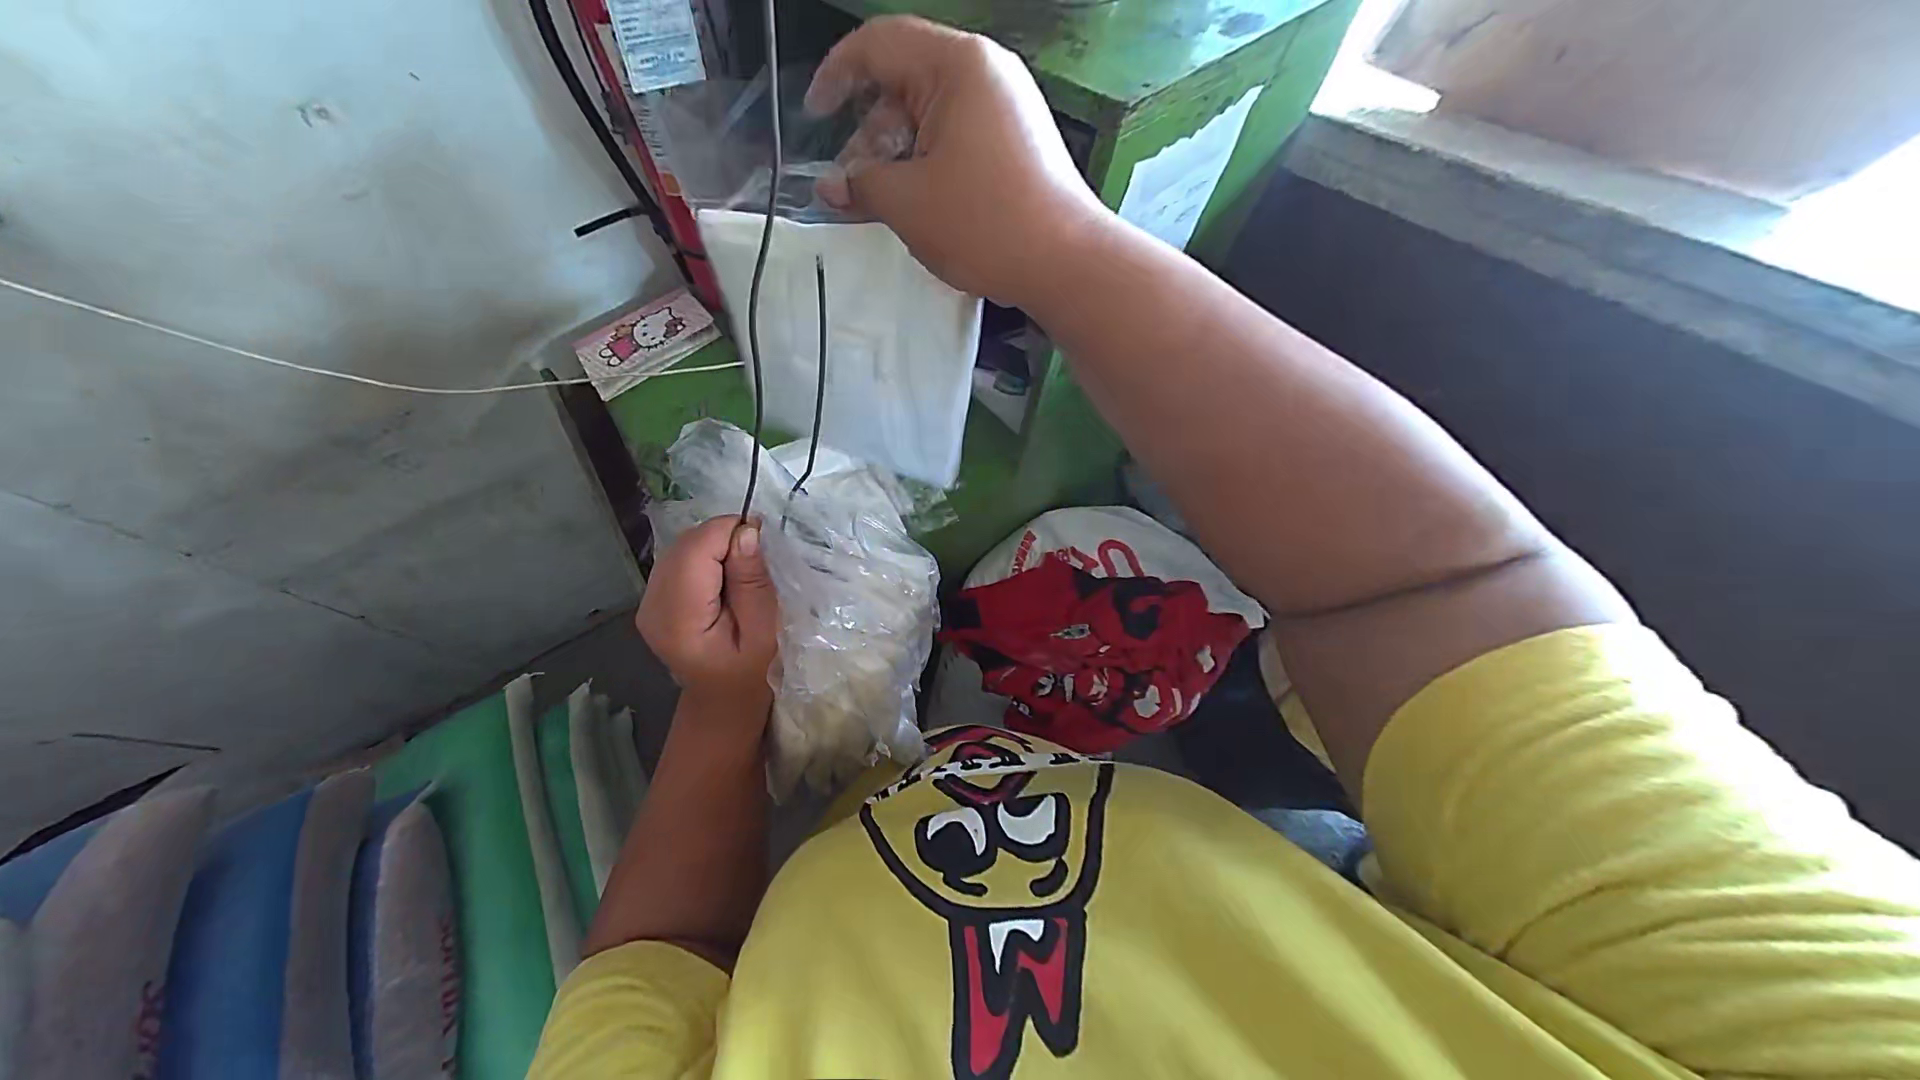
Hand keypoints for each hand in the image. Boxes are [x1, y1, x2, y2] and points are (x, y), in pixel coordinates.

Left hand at [636, 516, 778, 719]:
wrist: (723, 702)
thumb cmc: (752, 674)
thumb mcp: (765, 631)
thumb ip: (752, 582)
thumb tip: (747, 532)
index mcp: (678, 619)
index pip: (696, 549)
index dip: (730, 534)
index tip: (763, 546)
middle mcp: (651, 605)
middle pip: (685, 544)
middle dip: (723, 539)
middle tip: (756, 562)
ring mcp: (647, 602)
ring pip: (681, 547)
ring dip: (716, 548)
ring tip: (742, 574)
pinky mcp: (653, 599)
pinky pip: (679, 560)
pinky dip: (706, 558)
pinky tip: (724, 581)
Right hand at [806, 16, 1112, 304]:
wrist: (1064, 263)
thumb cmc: (987, 224)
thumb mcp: (907, 203)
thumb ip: (860, 185)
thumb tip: (833, 187)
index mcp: (958, 64)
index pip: (878, 45)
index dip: (835, 76)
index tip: (814, 114)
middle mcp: (987, 74)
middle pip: (906, 83)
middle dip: (869, 132)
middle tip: (852, 183)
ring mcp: (1008, 109)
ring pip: (932, 117)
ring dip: (899, 156)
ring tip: (883, 203)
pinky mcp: (1018, 144)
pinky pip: (960, 140)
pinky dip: (931, 165)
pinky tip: (920, 205)